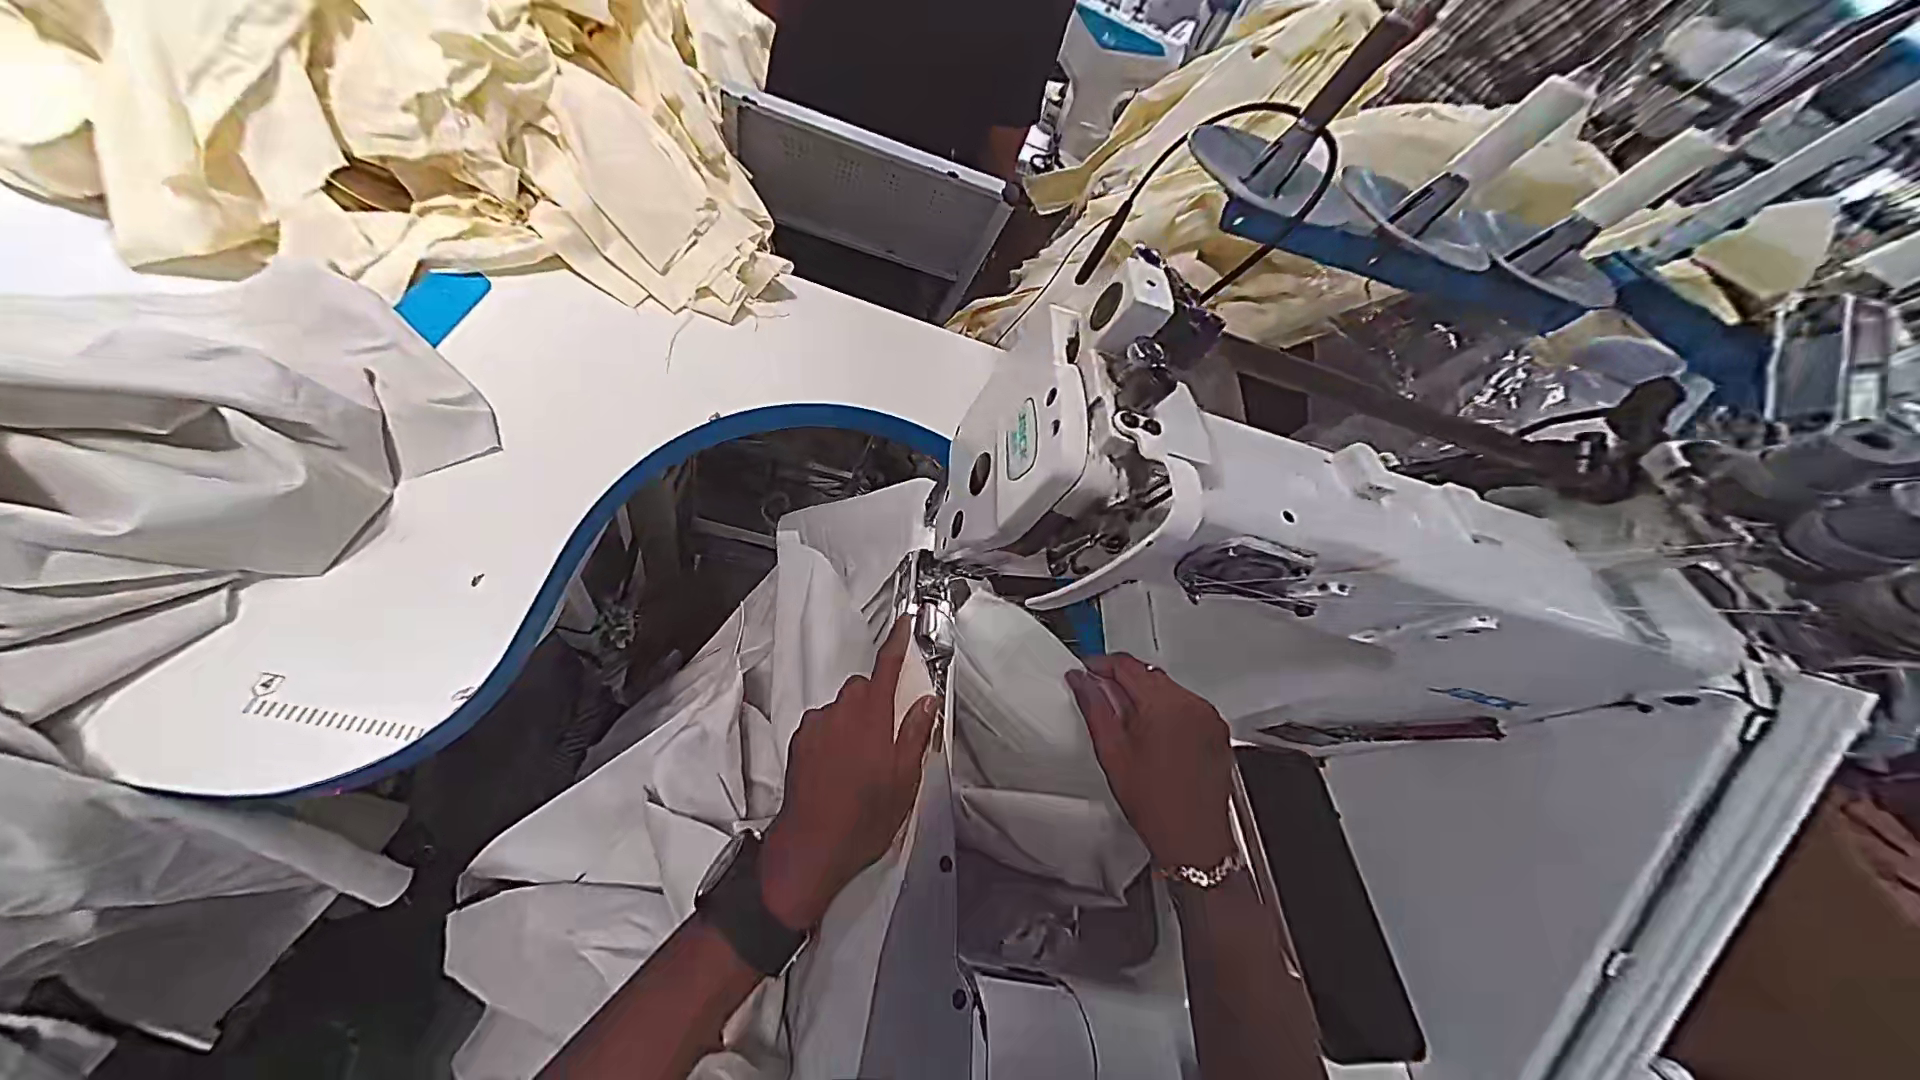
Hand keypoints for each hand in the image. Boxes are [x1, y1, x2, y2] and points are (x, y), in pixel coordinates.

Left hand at [761, 617, 938, 930]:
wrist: (810, 848)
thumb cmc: (861, 819)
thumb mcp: (903, 779)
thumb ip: (915, 733)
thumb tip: (925, 703)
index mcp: (871, 717)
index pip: (886, 666)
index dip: (897, 641)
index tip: (904, 623)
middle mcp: (840, 714)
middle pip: (862, 687)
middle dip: (877, 700)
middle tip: (889, 736)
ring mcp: (816, 727)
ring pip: (842, 707)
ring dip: (855, 720)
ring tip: (862, 762)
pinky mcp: (799, 741)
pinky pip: (823, 723)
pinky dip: (834, 734)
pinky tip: (841, 767)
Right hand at [1067, 654, 1234, 870]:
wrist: (1194, 841)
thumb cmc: (1157, 805)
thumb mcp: (1112, 751)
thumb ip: (1094, 707)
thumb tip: (1082, 681)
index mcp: (1164, 705)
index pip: (1127, 665)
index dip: (1101, 665)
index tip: (1087, 672)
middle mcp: (1192, 704)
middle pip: (1148, 674)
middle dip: (1121, 681)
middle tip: (1099, 698)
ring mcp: (1208, 717)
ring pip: (1167, 688)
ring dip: (1144, 696)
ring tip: (1126, 724)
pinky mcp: (1216, 730)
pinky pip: (1186, 705)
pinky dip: (1166, 711)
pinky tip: (1152, 735)